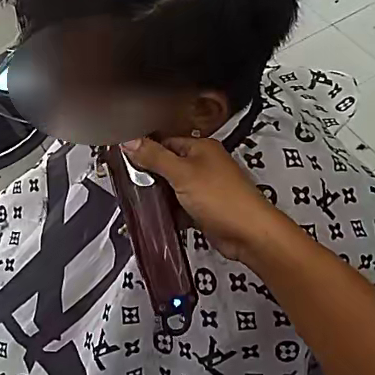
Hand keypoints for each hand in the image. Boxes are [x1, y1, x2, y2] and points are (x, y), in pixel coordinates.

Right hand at [120, 136, 292, 261]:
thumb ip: (155, 157)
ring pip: (173, 188)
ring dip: (161, 196)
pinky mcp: (205, 209)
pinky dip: (172, 212)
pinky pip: (181, 207)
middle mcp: (205, 165)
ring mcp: (205, 188)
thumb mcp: (182, 173)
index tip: (126, 158)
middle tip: (133, 183)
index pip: (165, 141)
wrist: (248, 234)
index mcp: (202, 148)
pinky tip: (162, 216)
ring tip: (144, 201)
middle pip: (168, 165)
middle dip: (151, 176)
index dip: (146, 149)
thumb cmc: (227, 200)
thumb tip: (131, 141)